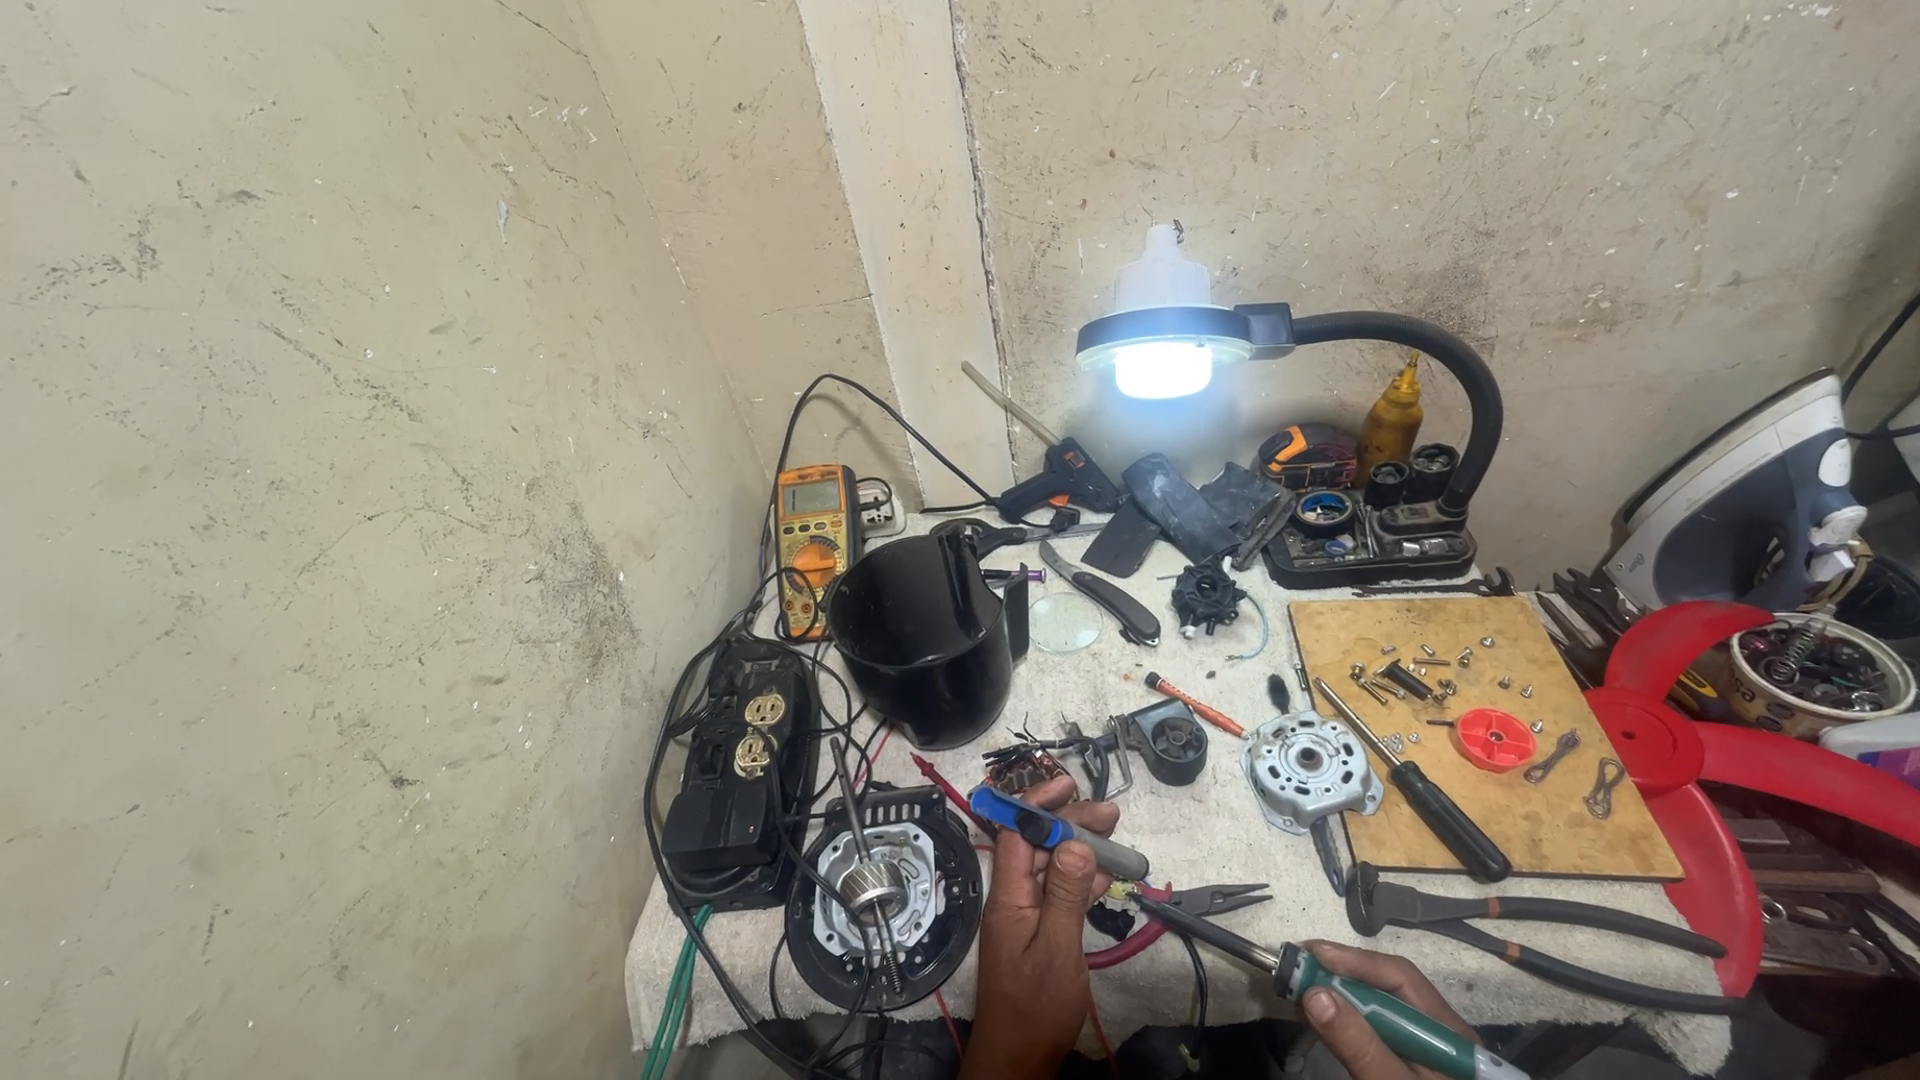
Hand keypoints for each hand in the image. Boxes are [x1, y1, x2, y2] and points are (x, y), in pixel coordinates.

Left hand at [959, 776, 1120, 1079]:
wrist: (1019, 1059)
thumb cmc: (1035, 1007)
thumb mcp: (1056, 948)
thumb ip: (1065, 894)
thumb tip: (1074, 842)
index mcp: (1008, 895)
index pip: (1016, 832)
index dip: (1037, 802)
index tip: (1067, 784)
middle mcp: (1013, 897)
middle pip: (1038, 844)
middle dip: (1070, 822)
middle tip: (1110, 813)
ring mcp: (1026, 914)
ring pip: (1052, 866)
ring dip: (1080, 848)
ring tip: (1115, 834)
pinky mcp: (1039, 931)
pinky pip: (1059, 893)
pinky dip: (1082, 880)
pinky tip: (1105, 873)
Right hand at [1300, 941, 1476, 1079]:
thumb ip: (1360, 1046)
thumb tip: (1313, 993)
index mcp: (1451, 1034)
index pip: (1400, 977)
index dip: (1354, 960)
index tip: (1310, 955)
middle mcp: (1441, 1034)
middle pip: (1389, 987)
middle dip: (1342, 973)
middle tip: (1297, 969)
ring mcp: (1424, 1052)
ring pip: (1378, 1007)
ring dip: (1339, 994)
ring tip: (1301, 990)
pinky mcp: (1406, 1067)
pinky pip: (1373, 1030)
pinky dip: (1344, 1019)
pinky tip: (1321, 1018)